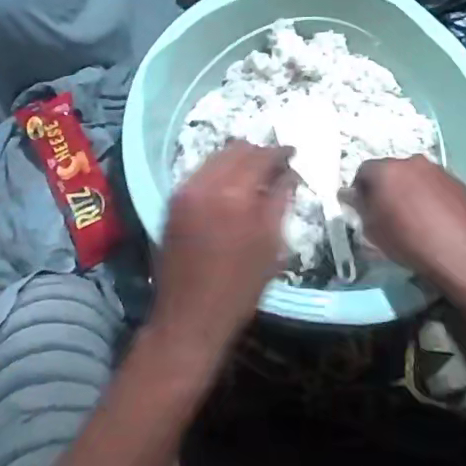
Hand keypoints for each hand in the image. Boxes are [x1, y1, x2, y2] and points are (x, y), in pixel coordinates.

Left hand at [151, 142, 294, 359]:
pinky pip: (199, 173)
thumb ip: (280, 203)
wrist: (188, 316)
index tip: (293, 155)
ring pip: (215, 158)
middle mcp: (204, 184)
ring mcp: (183, 191)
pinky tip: (231, 189)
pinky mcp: (172, 202)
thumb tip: (289, 175)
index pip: (260, 157)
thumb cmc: (238, 288)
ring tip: (255, 177)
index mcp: (233, 195)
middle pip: (235, 149)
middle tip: (276, 167)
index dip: (280, 153)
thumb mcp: (271, 247)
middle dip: (258, 154)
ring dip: (237, 161)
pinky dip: (218, 173)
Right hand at [348, 157, 465, 292]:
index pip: (363, 172)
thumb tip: (348, 194)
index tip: (364, 208)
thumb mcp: (372, 230)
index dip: (361, 190)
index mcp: (384, 170)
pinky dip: (431, 195)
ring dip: (411, 189)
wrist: (458, 251)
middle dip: (387, 187)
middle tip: (388, 211)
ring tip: (415, 215)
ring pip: (415, 176)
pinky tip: (435, 217)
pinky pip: (436, 184)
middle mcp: (410, 161)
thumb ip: (358, 207)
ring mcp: (437, 169)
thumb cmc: (406, 240)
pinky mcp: (458, 181)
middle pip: (391, 171)